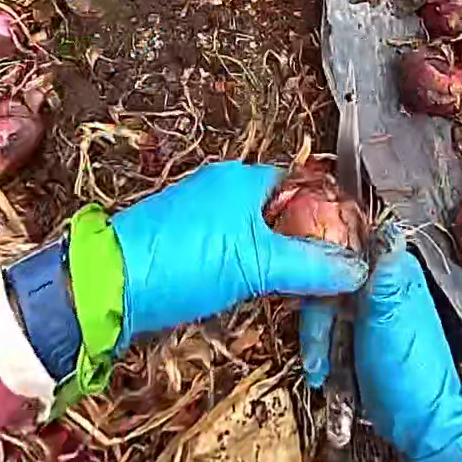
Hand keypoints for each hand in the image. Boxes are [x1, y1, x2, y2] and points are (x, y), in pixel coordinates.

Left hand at [111, 162, 367, 344]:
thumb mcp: (257, 265)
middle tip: (312, 269)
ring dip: (267, 250)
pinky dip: (240, 256)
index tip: (338, 243)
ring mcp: (198, 205)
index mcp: (244, 177)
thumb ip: (309, 266)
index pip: (300, 184)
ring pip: (250, 225)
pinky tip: (241, 282)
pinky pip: (225, 238)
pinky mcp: (180, 231)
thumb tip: (354, 270)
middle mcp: (223, 183)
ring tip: (280, 280)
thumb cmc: (186, 260)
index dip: (322, 213)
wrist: (107, 284)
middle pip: (276, 206)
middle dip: (294, 237)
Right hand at [335, 226, 461, 461]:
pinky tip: (328, 377)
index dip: (321, 267)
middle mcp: (383, 282)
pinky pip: (334, 333)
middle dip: (318, 322)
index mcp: (394, 268)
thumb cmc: (408, 372)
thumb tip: (382, 224)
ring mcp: (373, 309)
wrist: (423, 427)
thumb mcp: (388, 316)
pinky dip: (328, 356)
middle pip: (330, 282)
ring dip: (321, 344)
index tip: (305, 290)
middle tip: (317, 355)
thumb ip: (381, 270)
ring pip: (328, 310)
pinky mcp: (365, 334)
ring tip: (323, 373)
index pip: (346, 246)